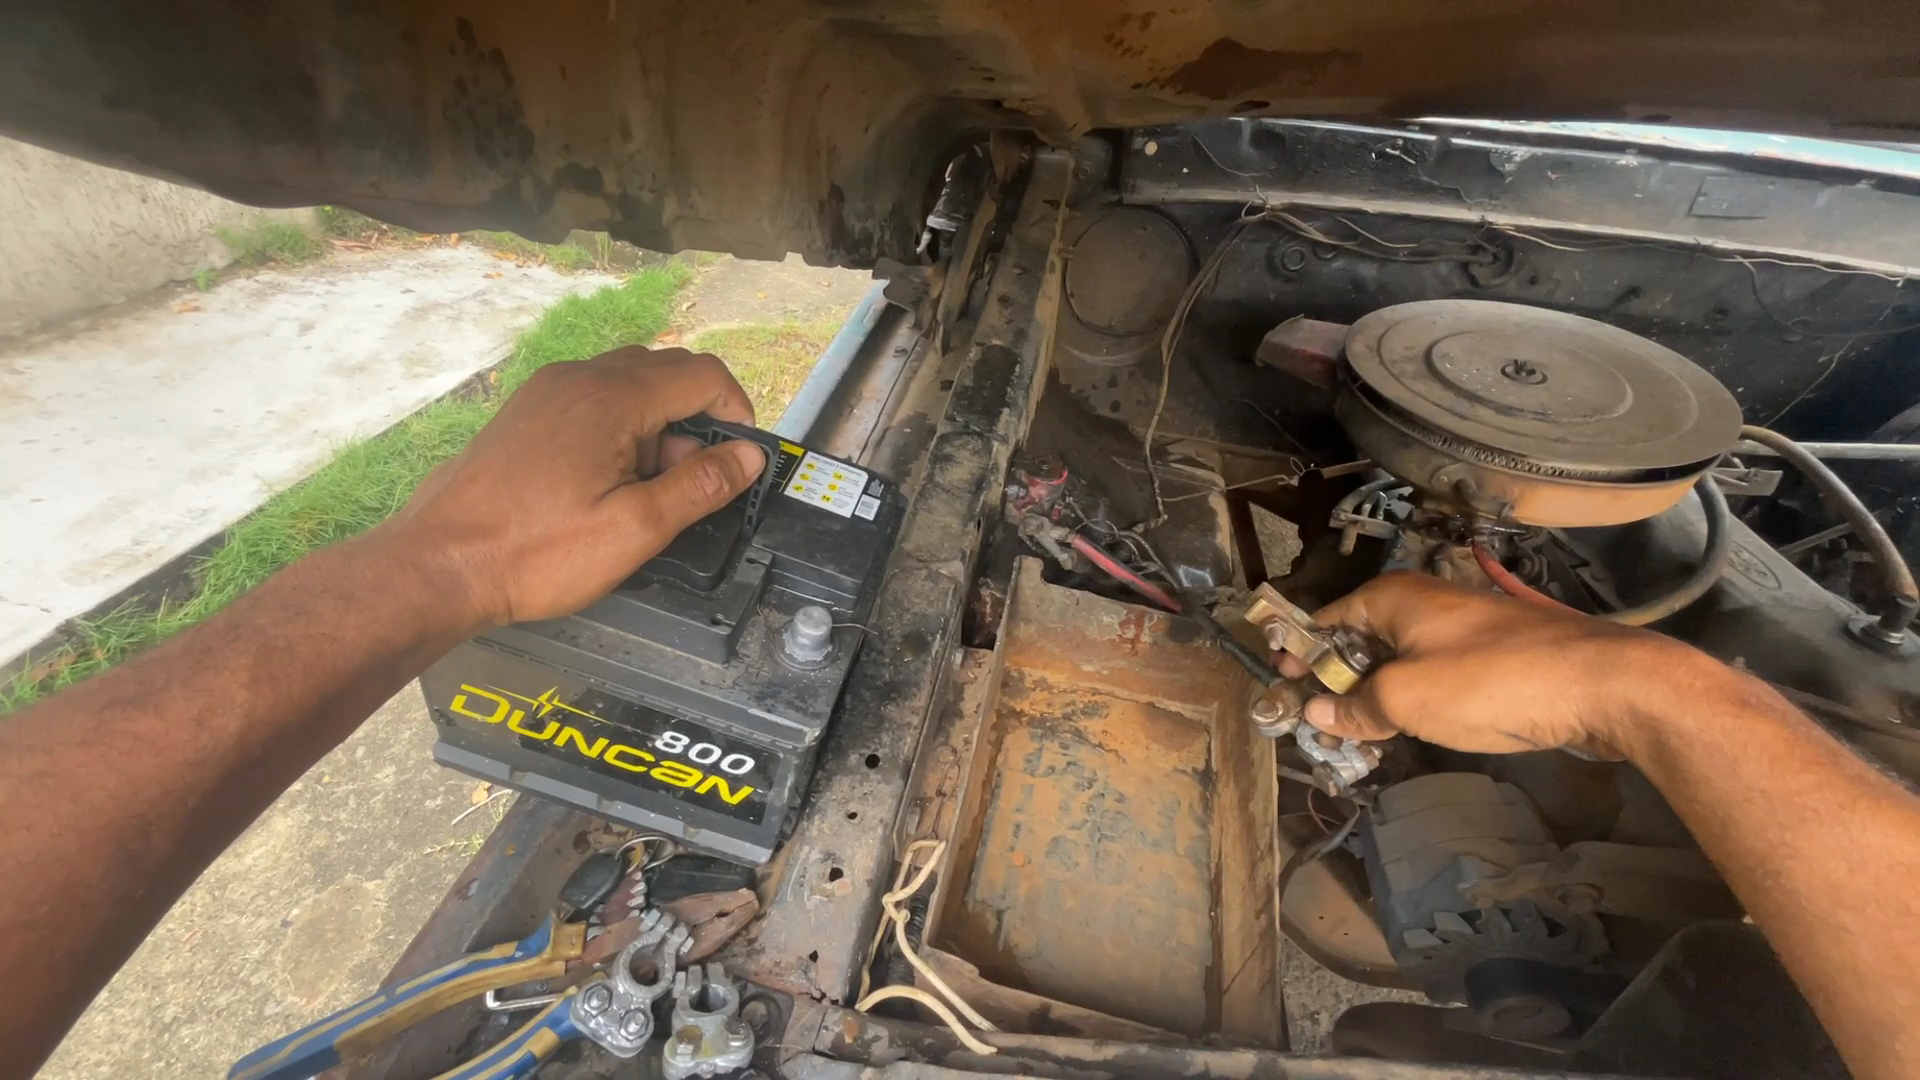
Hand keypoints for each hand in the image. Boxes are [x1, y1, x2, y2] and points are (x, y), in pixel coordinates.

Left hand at [379, 347, 766, 626]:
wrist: (436, 567)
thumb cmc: (539, 553)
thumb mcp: (637, 528)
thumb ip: (701, 485)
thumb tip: (750, 455)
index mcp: (610, 398)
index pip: (702, 374)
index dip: (737, 410)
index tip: (741, 458)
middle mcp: (579, 377)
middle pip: (669, 371)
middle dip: (700, 418)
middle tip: (693, 480)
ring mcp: (549, 390)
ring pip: (634, 382)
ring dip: (664, 423)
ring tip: (651, 485)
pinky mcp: (531, 410)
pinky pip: (599, 397)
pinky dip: (628, 425)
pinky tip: (613, 478)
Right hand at [1280, 572, 1701, 758]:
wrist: (1607, 684)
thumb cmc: (1488, 681)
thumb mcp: (1405, 699)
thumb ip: (1354, 707)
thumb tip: (1318, 712)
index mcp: (1388, 598)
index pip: (1322, 621)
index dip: (1299, 654)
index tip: (1283, 685)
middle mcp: (1419, 600)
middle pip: (1357, 639)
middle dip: (1336, 677)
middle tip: (1319, 715)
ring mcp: (1459, 624)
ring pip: (1397, 656)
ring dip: (1374, 690)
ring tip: (1359, 727)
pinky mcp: (1491, 650)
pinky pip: (1432, 667)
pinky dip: (1412, 692)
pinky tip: (1411, 723)